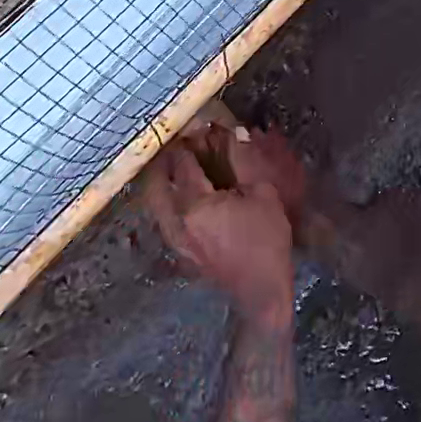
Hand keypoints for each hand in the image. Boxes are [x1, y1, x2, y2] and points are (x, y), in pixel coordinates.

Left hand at [146, 128, 295, 320]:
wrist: (261, 291)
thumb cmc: (265, 241)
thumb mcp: (262, 195)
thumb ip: (245, 162)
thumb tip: (238, 132)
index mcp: (195, 204)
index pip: (183, 164)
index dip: (188, 144)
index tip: (195, 130)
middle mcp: (176, 220)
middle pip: (155, 183)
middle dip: (164, 161)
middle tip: (178, 146)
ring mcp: (174, 238)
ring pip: (155, 202)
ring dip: (162, 181)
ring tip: (177, 167)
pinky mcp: (179, 250)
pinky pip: (164, 217)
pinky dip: (168, 200)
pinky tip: (184, 194)